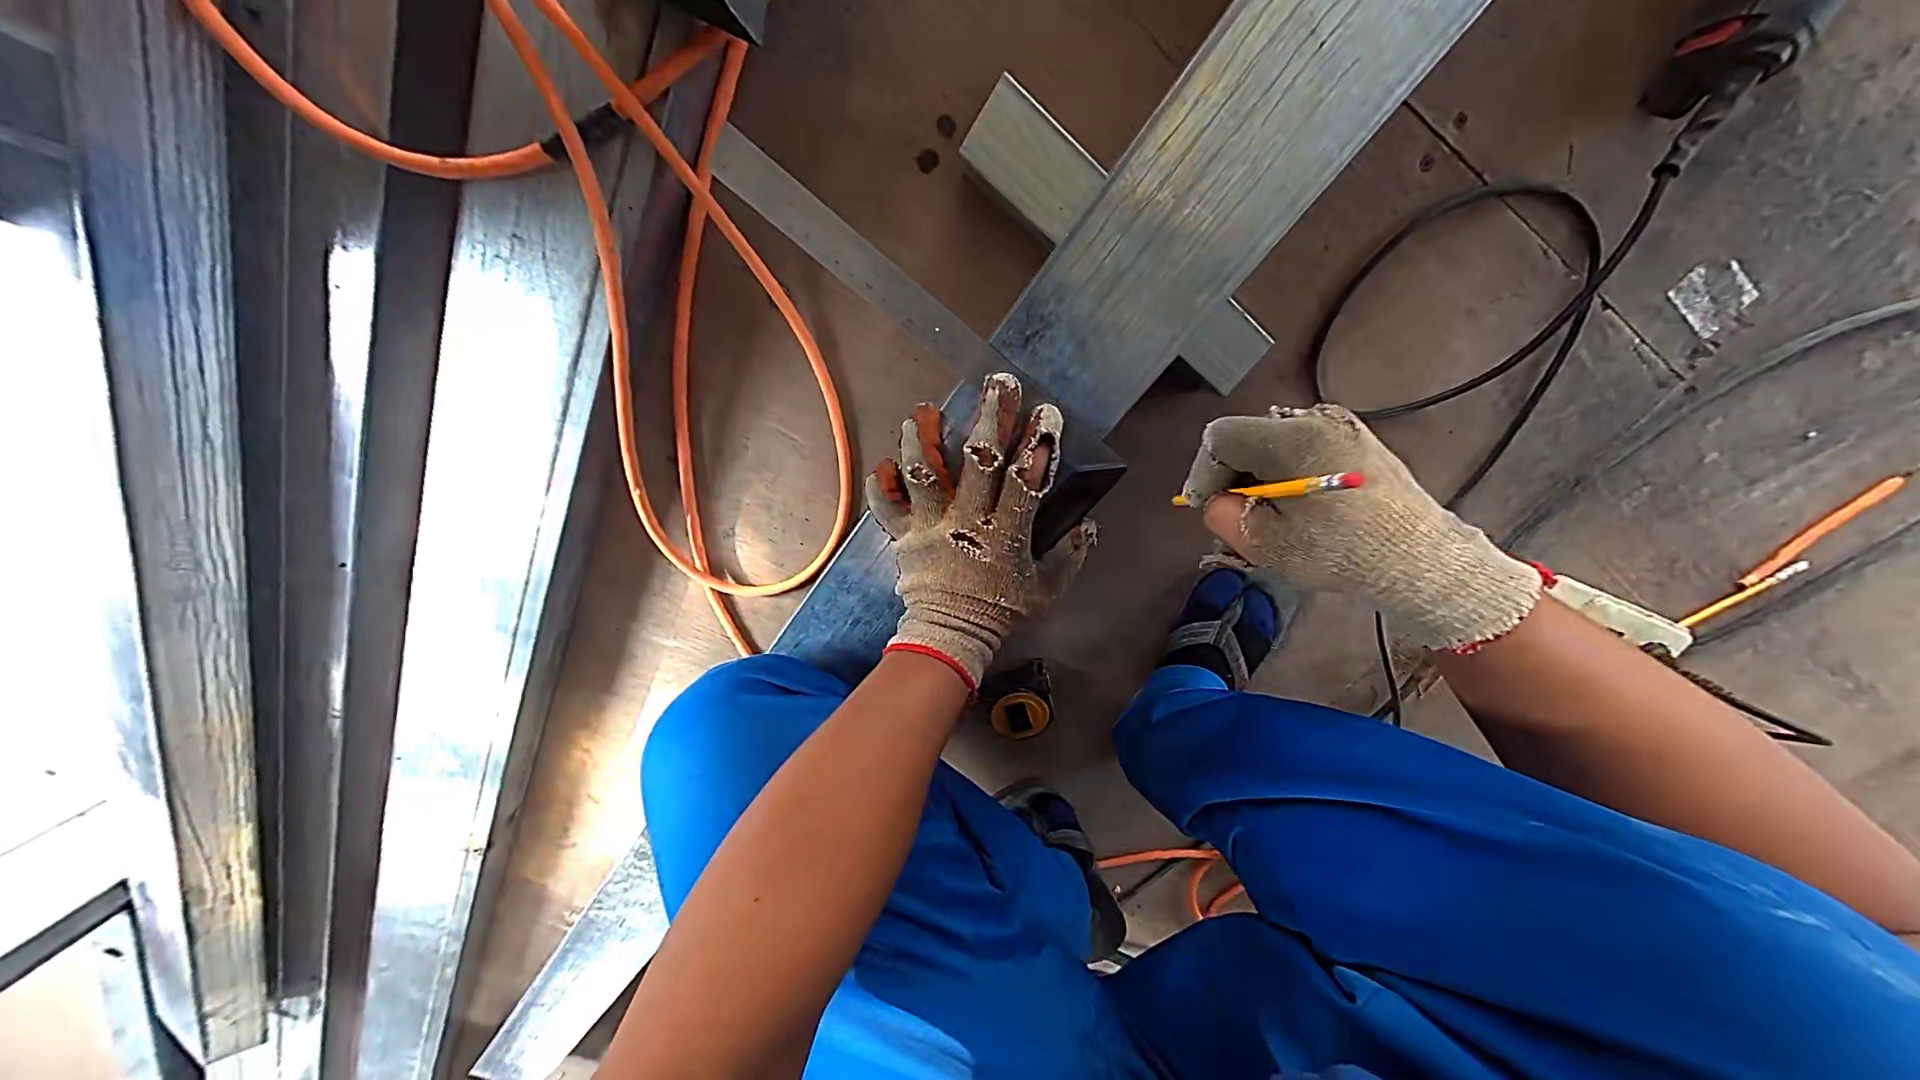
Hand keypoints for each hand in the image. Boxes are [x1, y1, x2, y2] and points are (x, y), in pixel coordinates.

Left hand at [867, 374, 1095, 688]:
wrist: (951, 635)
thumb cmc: (1000, 610)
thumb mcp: (1048, 589)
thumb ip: (1070, 555)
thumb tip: (1086, 524)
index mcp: (1004, 535)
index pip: (1025, 483)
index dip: (1036, 446)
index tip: (1046, 414)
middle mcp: (965, 524)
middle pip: (978, 464)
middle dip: (990, 420)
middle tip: (998, 385)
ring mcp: (930, 527)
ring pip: (924, 474)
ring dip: (922, 440)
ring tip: (923, 412)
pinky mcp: (903, 536)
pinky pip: (887, 505)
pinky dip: (883, 482)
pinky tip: (886, 461)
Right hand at [1181, 404, 1542, 650]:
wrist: (1419, 561)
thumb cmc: (1343, 552)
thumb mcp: (1265, 542)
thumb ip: (1222, 514)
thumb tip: (1215, 501)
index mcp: (1291, 437)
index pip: (1220, 438)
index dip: (1203, 474)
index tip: (1205, 507)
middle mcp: (1315, 419)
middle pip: (1245, 439)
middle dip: (1230, 478)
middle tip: (1233, 518)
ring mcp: (1339, 427)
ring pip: (1269, 445)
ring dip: (1256, 478)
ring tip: (1265, 518)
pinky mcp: (1353, 442)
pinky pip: (1298, 450)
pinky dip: (1283, 476)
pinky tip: (1294, 509)